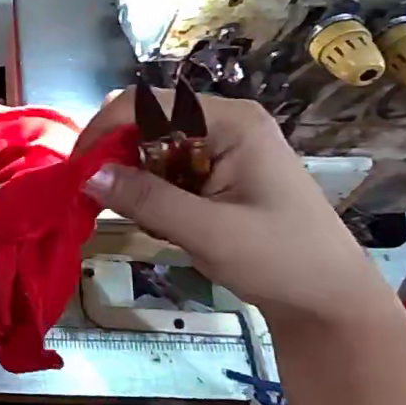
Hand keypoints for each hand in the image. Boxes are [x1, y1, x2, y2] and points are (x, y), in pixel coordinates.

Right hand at [78, 89, 386, 322]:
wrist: (329, 300)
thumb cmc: (281, 259)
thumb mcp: (208, 231)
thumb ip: (146, 199)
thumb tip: (86, 175)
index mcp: (231, 122)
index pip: (148, 104)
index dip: (105, 130)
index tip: (76, 171)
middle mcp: (226, 124)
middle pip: (148, 123)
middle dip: (118, 158)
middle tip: (98, 200)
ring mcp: (224, 149)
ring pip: (154, 151)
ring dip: (135, 182)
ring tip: (145, 221)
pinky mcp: (220, 175)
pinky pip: (169, 173)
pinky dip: (153, 196)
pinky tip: (167, 226)